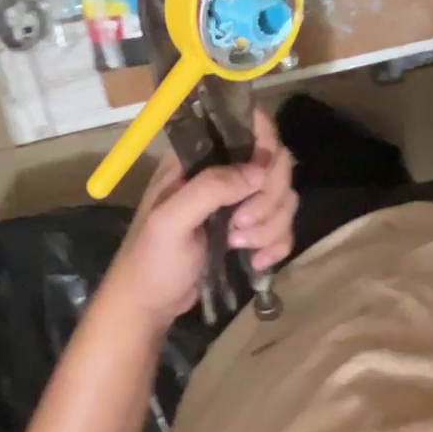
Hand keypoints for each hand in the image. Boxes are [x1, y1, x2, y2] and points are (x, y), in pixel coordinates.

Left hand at [96, 109, 296, 332]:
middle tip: (241, 225)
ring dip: (271, 225)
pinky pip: (282, 224)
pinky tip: (256, 261)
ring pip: (283, 196)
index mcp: (197, 157)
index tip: (260, 177)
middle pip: (274, 163)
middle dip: (268, 199)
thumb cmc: (151, 260)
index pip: (245, 125)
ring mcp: (237, 201)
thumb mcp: (171, 221)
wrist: (149, 306)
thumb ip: (211, 189)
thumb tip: (259, 171)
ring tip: (240, 246)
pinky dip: (276, 243)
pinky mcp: (249, 228)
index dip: (264, 144)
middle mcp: (221, 171)